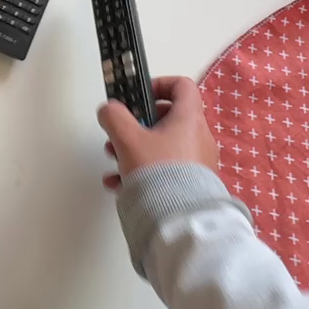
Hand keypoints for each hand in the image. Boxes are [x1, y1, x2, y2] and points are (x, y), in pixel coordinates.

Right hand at [96, 76, 218, 191]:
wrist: (180, 224)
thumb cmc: (157, 171)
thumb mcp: (127, 138)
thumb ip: (114, 116)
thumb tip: (109, 110)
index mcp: (189, 119)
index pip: (181, 86)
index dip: (159, 84)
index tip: (139, 95)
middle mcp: (199, 138)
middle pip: (168, 118)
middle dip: (138, 124)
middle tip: (120, 132)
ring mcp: (199, 164)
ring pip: (164, 146)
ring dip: (136, 148)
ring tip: (114, 160)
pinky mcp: (194, 187)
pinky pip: (167, 170)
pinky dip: (144, 171)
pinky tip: (119, 184)